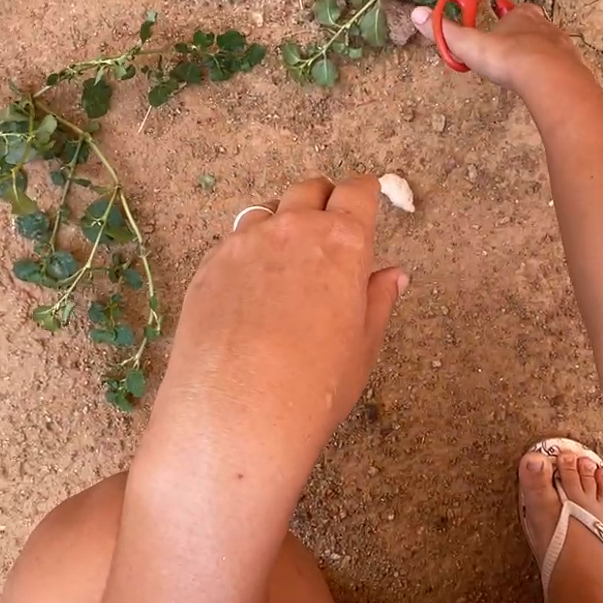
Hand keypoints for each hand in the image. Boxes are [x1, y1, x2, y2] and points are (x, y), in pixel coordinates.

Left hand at [146, 176, 406, 473]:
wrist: (237, 413)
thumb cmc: (315, 385)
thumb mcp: (363, 346)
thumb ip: (378, 300)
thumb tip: (392, 275)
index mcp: (341, 242)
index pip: (357, 191)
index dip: (364, 192)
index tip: (365, 199)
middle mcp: (292, 229)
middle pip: (309, 189)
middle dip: (323, 200)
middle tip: (328, 230)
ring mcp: (244, 243)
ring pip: (267, 212)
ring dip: (281, 224)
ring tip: (285, 264)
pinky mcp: (210, 264)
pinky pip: (233, 243)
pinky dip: (248, 254)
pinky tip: (250, 294)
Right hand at [412, 1, 581, 89]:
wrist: (546, 76)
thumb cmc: (506, 57)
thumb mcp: (468, 44)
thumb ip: (444, 32)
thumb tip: (415, 13)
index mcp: (519, 16)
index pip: (512, 12)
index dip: (504, 20)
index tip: (496, 33)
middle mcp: (542, 25)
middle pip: (532, 25)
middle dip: (522, 35)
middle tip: (510, 52)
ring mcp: (559, 44)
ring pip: (548, 44)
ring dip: (537, 53)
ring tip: (525, 70)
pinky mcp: (570, 65)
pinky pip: (559, 65)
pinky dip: (550, 71)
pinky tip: (541, 82)